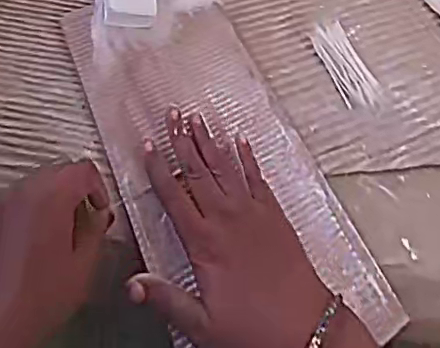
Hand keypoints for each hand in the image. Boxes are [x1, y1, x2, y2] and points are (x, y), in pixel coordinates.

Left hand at [0, 161, 114, 347]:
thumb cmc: (37, 298)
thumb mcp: (82, 268)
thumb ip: (96, 232)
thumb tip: (98, 217)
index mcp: (53, 194)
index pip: (84, 169)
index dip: (98, 187)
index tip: (99, 209)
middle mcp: (26, 187)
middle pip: (59, 171)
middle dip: (75, 191)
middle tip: (82, 222)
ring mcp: (3, 198)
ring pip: (36, 183)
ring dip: (52, 199)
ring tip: (56, 235)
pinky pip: (16, 199)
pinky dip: (29, 209)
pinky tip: (31, 242)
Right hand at [130, 110, 375, 347]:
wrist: (308, 330)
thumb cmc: (255, 330)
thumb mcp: (203, 325)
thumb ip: (166, 299)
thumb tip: (132, 285)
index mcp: (204, 242)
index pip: (173, 195)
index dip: (158, 168)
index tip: (148, 144)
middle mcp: (225, 218)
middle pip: (196, 170)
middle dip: (181, 139)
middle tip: (171, 114)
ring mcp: (250, 212)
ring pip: (223, 166)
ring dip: (208, 141)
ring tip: (196, 118)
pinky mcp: (273, 214)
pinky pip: (256, 177)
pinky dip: (247, 157)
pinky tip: (239, 140)